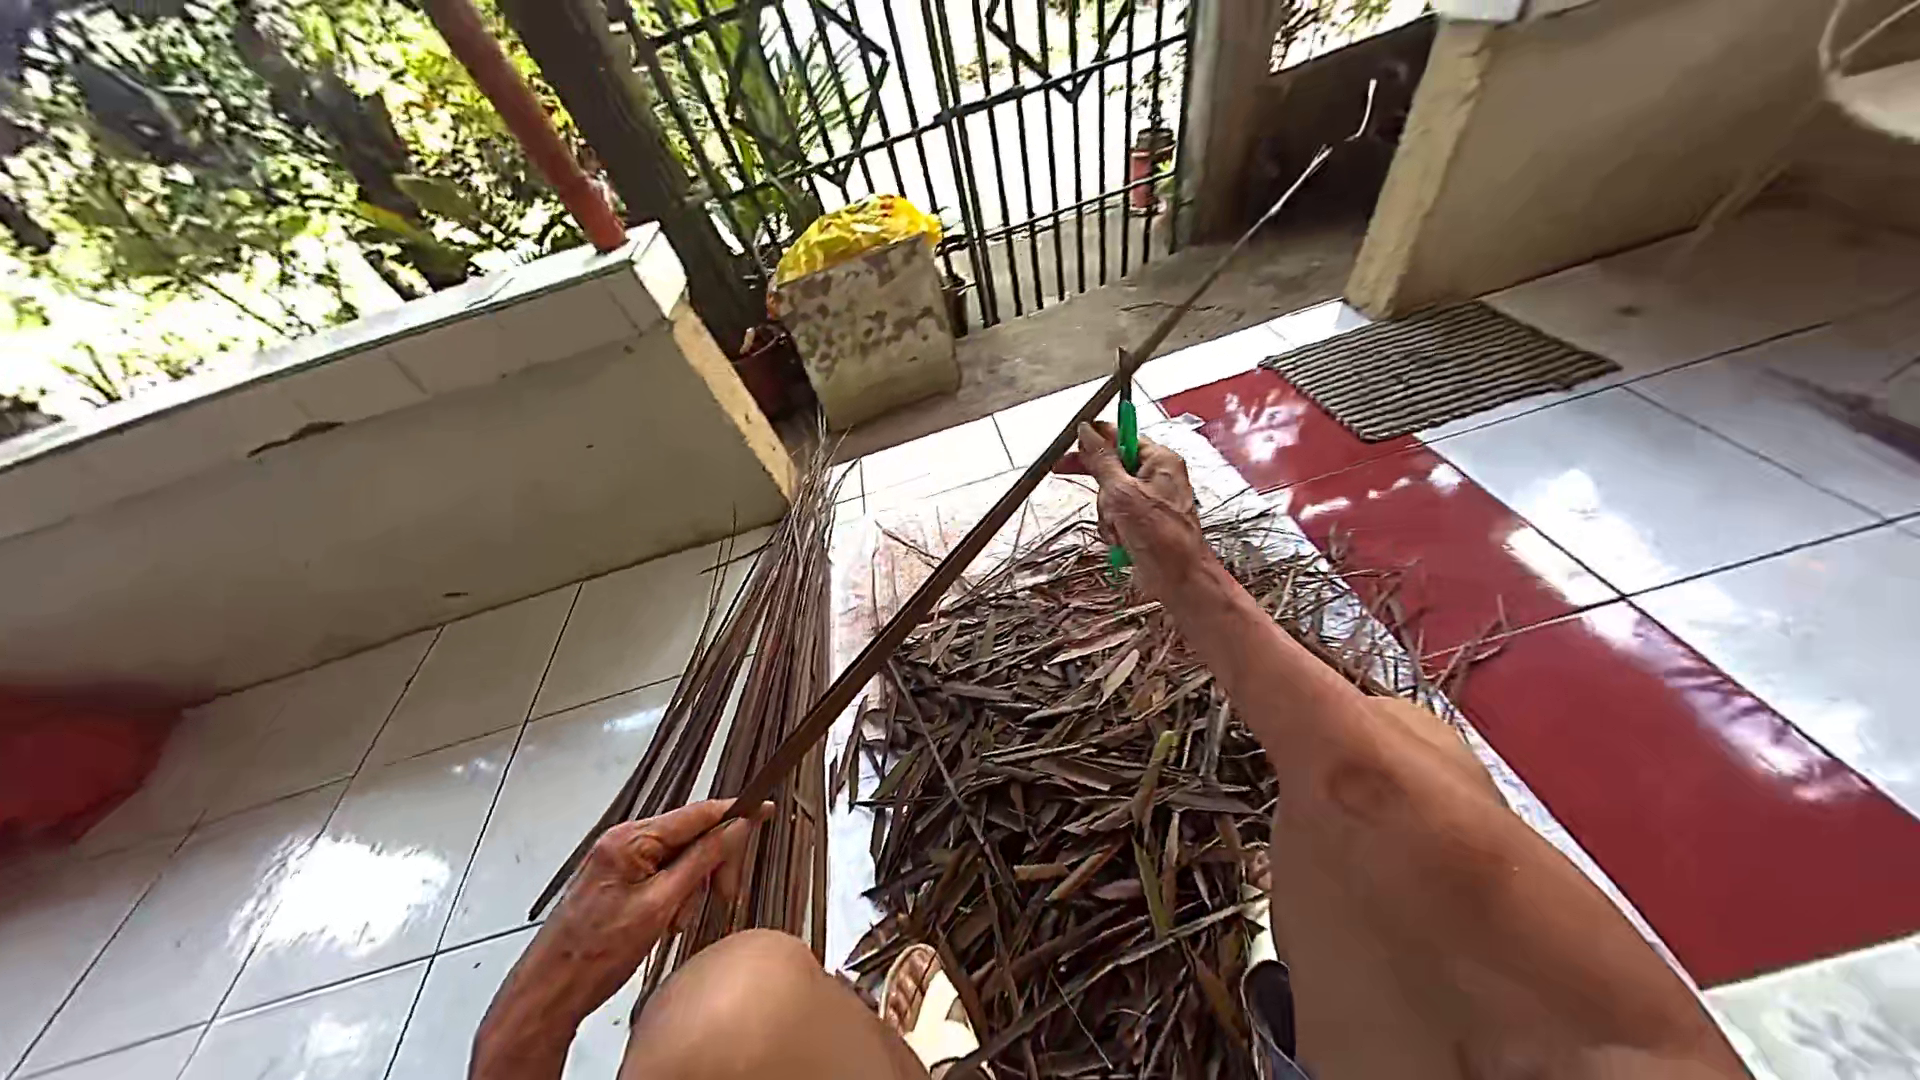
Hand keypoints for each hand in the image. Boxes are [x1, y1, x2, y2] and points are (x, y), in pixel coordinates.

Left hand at [473, 799, 767, 1075]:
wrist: (546, 997)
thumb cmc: (594, 955)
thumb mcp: (660, 906)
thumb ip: (702, 860)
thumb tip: (736, 827)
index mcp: (631, 838)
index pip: (698, 813)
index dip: (734, 812)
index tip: (765, 808)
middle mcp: (625, 839)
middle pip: (692, 833)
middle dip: (713, 862)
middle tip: (726, 894)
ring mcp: (620, 857)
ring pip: (681, 854)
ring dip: (694, 883)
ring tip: (681, 919)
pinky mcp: (619, 876)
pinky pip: (663, 870)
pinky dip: (677, 891)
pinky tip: (669, 918)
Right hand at [1055, 420, 1207, 600]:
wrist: (1178, 578)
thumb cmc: (1161, 536)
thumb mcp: (1122, 492)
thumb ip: (1101, 460)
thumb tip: (1087, 432)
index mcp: (1159, 461)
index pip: (1122, 436)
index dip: (1096, 438)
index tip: (1073, 441)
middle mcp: (1157, 477)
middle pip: (1112, 465)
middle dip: (1097, 482)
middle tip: (1064, 469)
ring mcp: (1149, 501)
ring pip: (1110, 494)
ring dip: (1105, 512)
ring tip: (1116, 525)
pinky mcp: (1142, 523)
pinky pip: (1115, 516)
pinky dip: (1112, 527)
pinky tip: (1120, 539)